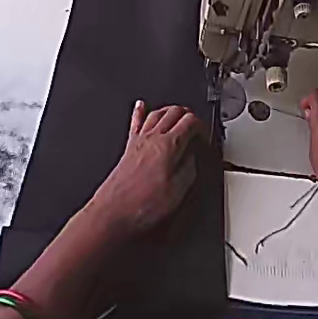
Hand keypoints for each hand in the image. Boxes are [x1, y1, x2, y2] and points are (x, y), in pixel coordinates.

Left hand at [80, 101, 199, 240]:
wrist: (112, 212)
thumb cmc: (141, 205)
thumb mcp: (178, 192)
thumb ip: (189, 169)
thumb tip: (193, 158)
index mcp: (168, 146)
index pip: (190, 122)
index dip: (201, 126)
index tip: (205, 136)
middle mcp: (152, 138)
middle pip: (174, 112)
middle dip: (189, 115)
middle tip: (195, 126)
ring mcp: (139, 141)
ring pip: (157, 113)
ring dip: (170, 111)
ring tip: (179, 115)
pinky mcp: (128, 147)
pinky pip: (136, 122)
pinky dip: (140, 111)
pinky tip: (141, 106)